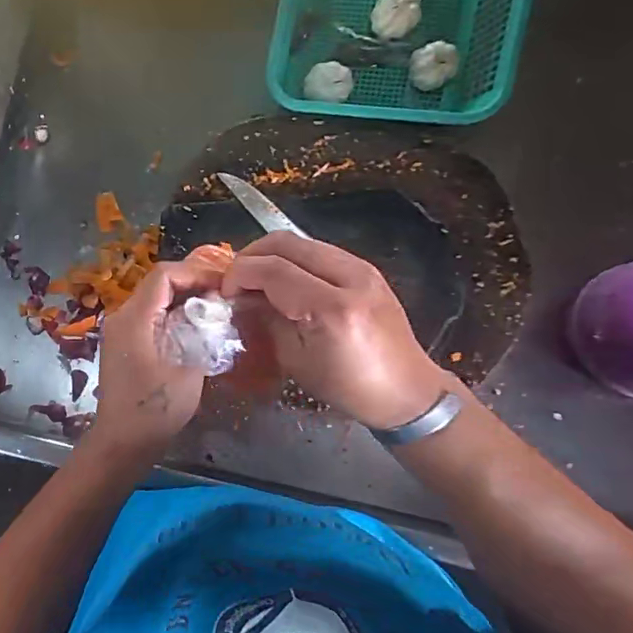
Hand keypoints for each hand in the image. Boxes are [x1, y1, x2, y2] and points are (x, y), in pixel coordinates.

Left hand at [94, 260, 224, 457]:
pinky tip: (198, 329)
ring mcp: (121, 331)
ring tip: (217, 310)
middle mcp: (122, 317)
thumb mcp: (188, 369)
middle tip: (226, 296)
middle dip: (193, 285)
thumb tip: (215, 310)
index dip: (196, 273)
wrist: (123, 441)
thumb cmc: (154, 408)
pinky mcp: (125, 345)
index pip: (163, 275)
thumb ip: (201, 333)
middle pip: (158, 285)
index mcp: (133, 318)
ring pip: (155, 301)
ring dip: (185, 300)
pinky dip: (174, 316)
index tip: (225, 283)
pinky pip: (151, 318)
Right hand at [221, 233, 448, 428]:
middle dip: (250, 256)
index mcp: (332, 308)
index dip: (238, 274)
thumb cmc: (347, 386)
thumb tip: (242, 296)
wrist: (408, 392)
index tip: (224, 292)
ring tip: (255, 280)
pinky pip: (316, 251)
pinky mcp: (366, 270)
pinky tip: (282, 281)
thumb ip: (266, 318)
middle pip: (284, 243)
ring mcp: (362, 270)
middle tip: (235, 280)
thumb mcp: (293, 358)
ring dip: (270, 255)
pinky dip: (291, 259)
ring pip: (300, 241)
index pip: (271, 269)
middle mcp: (351, 279)